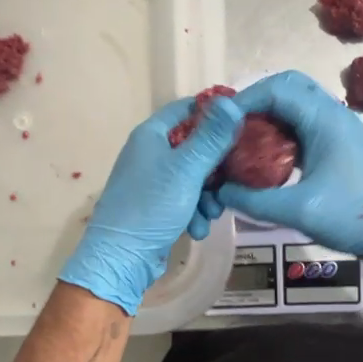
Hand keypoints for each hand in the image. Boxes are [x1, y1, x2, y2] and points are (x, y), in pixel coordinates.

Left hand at [58, 94, 244, 313]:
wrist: (121, 258)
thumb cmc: (152, 206)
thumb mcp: (187, 169)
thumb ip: (211, 137)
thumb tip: (232, 103)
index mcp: (151, 135)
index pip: (187, 108)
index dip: (214, 113)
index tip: (242, 124)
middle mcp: (149, 153)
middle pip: (195, 145)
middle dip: (216, 166)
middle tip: (233, 179)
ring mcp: (151, 180)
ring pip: (194, 176)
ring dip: (208, 194)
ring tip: (213, 212)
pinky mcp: (155, 205)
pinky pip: (184, 199)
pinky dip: (194, 211)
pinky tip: (197, 229)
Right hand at [212, 71, 362, 293]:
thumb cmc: (354, 219)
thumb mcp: (298, 212)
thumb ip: (254, 200)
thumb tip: (220, 192)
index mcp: (326, 120)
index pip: (276, 89)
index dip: (243, 100)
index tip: (218, 124)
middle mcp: (332, 114)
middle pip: (287, 86)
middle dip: (254, 101)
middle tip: (228, 128)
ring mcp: (337, 128)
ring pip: (295, 103)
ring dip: (267, 115)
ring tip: (240, 141)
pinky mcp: (338, 144)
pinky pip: (302, 123)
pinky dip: (279, 130)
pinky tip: (263, 156)